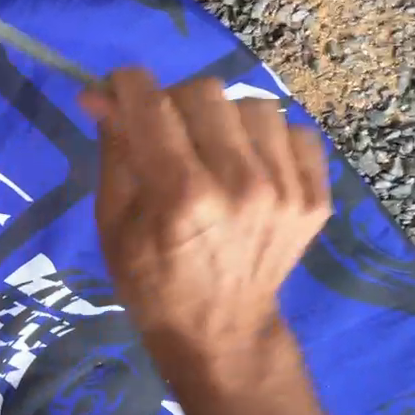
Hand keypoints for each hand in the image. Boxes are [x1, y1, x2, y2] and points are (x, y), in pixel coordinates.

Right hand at [80, 67, 330, 387]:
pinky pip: (294, 131)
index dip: (127, 84)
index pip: (151, 103)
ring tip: (209, 150)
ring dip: (221, 118)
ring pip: (252, 105)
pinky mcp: (315, 197)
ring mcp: (286, 190)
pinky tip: (247, 164)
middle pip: (204, 92)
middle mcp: (239, 183)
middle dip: (172, 100)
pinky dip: (266, 139)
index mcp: (179, 194)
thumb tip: (99, 96)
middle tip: (162, 130)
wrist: (219, 330)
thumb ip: (113, 150)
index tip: (117, 89)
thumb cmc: (148, 278)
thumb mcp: (111, 219)